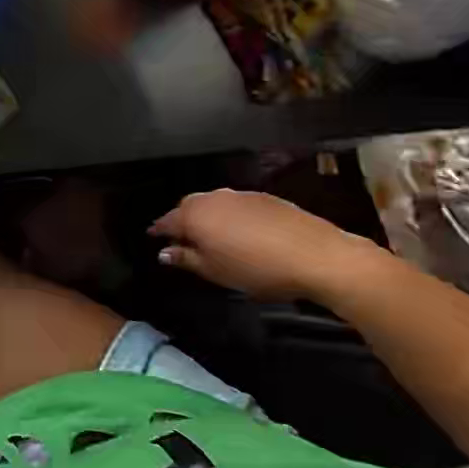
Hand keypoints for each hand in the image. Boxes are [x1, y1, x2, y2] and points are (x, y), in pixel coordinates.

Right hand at [149, 189, 383, 299]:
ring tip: (211, 238)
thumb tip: (164, 251)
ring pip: (213, 203)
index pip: (168, 220)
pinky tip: (239, 233)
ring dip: (207, 217)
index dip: (159, 230)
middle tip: (182, 240)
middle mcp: (214, 198)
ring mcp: (241, 195)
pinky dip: (229, 216)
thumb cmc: (256, 269)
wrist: (315, 255)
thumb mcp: (215, 272)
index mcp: (196, 215)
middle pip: (189, 206)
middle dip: (182, 220)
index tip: (153, 237)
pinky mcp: (265, 198)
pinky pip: (235, 205)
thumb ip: (187, 258)